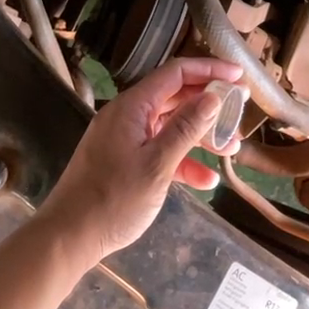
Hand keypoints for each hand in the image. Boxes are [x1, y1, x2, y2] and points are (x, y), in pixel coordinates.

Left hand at [35, 57, 242, 265]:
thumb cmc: (113, 199)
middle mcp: (128, 114)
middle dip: (209, 104)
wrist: (68, 238)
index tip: (239, 76)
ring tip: (231, 148)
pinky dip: (181, 161)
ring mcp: (125, 138)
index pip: (176, 73)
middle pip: (175, 97)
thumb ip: (186, 128)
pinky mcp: (124, 161)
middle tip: (240, 111)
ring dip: (200, 135)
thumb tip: (213, 97)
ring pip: (169, 126)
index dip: (209, 70)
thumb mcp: (157, 165)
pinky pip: (158, 151)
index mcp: (132, 106)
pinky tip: (206, 181)